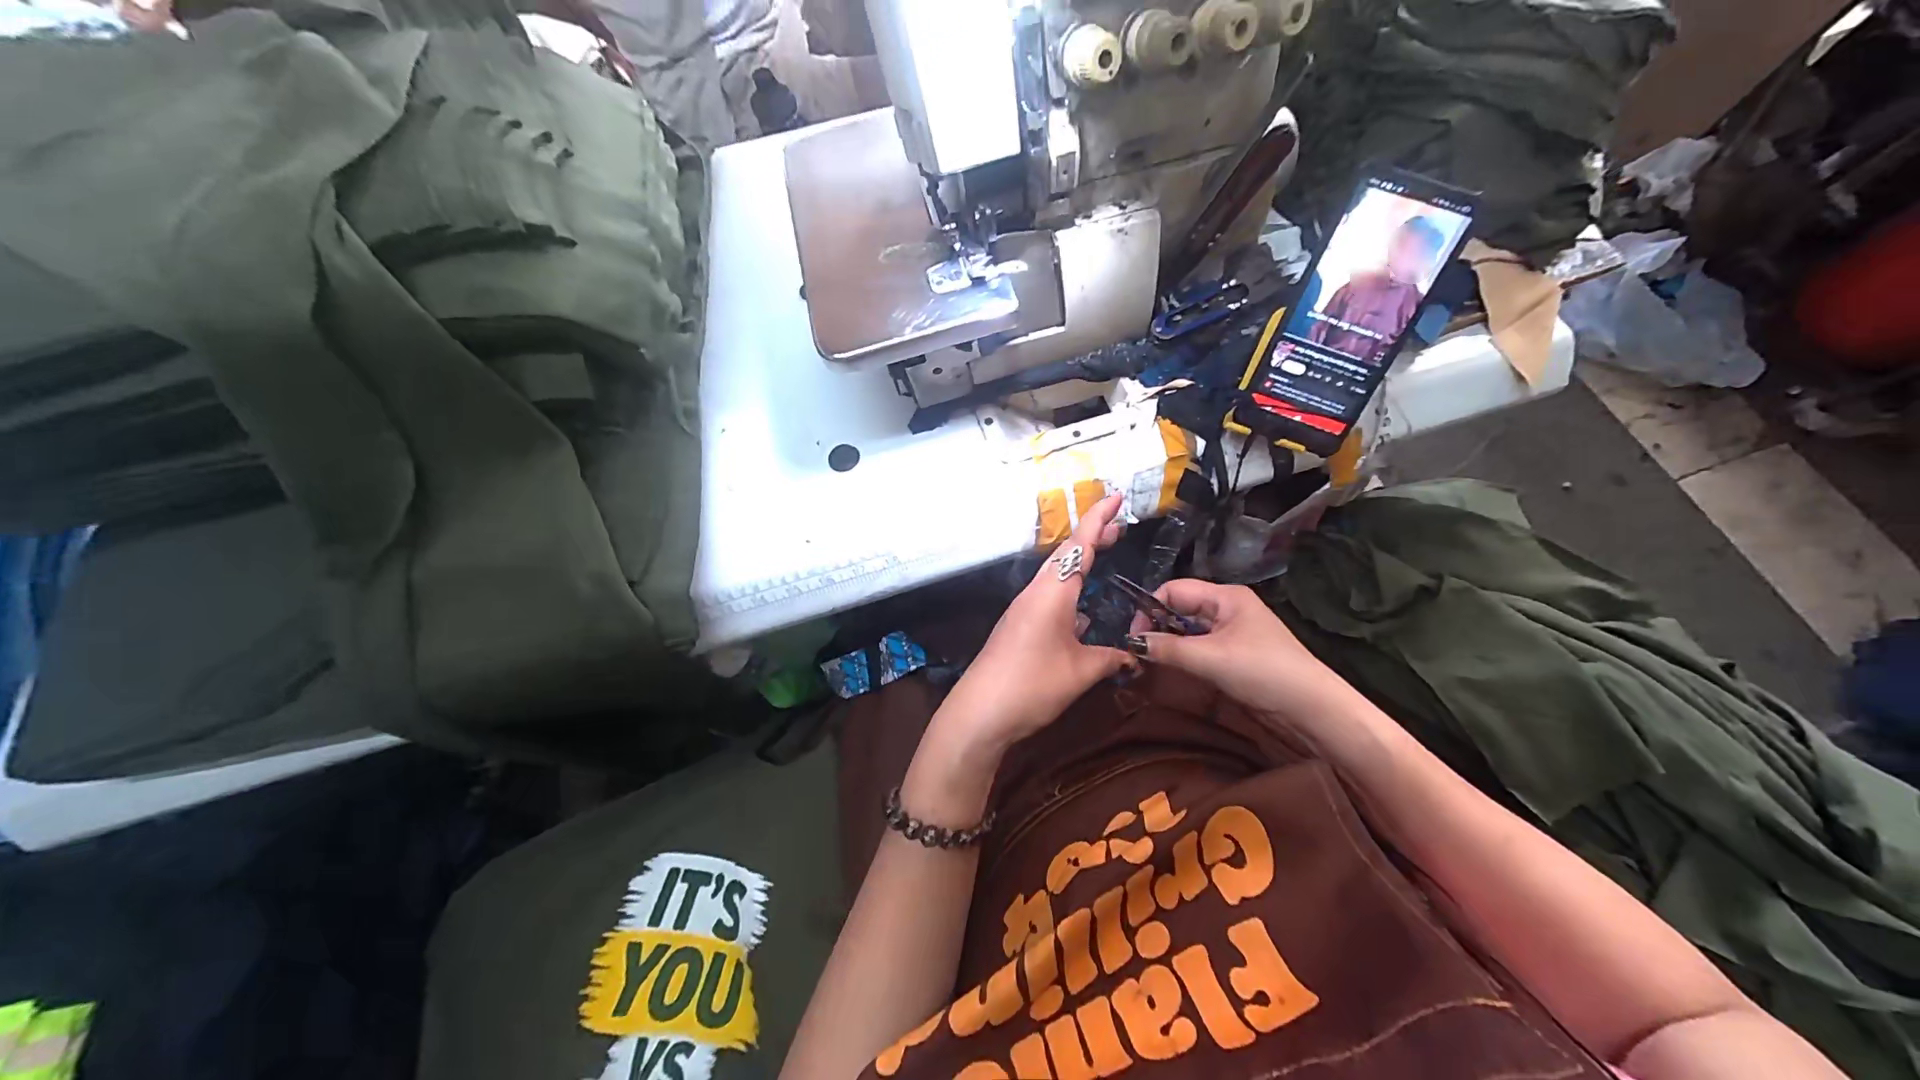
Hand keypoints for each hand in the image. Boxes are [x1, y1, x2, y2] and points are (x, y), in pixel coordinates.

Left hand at [934, 493, 1136, 757]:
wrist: (980, 713)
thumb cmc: (1031, 685)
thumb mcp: (1080, 672)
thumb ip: (1110, 659)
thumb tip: (1133, 657)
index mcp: (1051, 593)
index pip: (1079, 545)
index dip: (1099, 519)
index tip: (1116, 496)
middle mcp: (1035, 594)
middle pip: (1066, 555)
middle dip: (1093, 537)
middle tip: (1120, 525)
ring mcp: (1024, 610)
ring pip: (1057, 576)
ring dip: (1081, 564)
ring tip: (1106, 555)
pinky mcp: (1019, 628)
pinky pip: (1050, 598)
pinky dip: (1071, 591)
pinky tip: (1085, 609)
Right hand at [1128, 579, 1355, 724]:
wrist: (1311, 710)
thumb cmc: (1262, 672)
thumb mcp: (1210, 658)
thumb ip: (1168, 648)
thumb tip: (1131, 642)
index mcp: (1226, 596)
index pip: (1174, 590)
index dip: (1149, 608)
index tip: (1134, 637)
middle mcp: (1227, 609)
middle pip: (1180, 609)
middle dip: (1157, 627)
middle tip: (1137, 652)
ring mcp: (1232, 634)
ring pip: (1188, 631)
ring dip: (1169, 645)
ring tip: (1149, 663)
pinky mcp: (1234, 657)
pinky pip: (1199, 650)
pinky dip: (1183, 658)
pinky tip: (1171, 671)